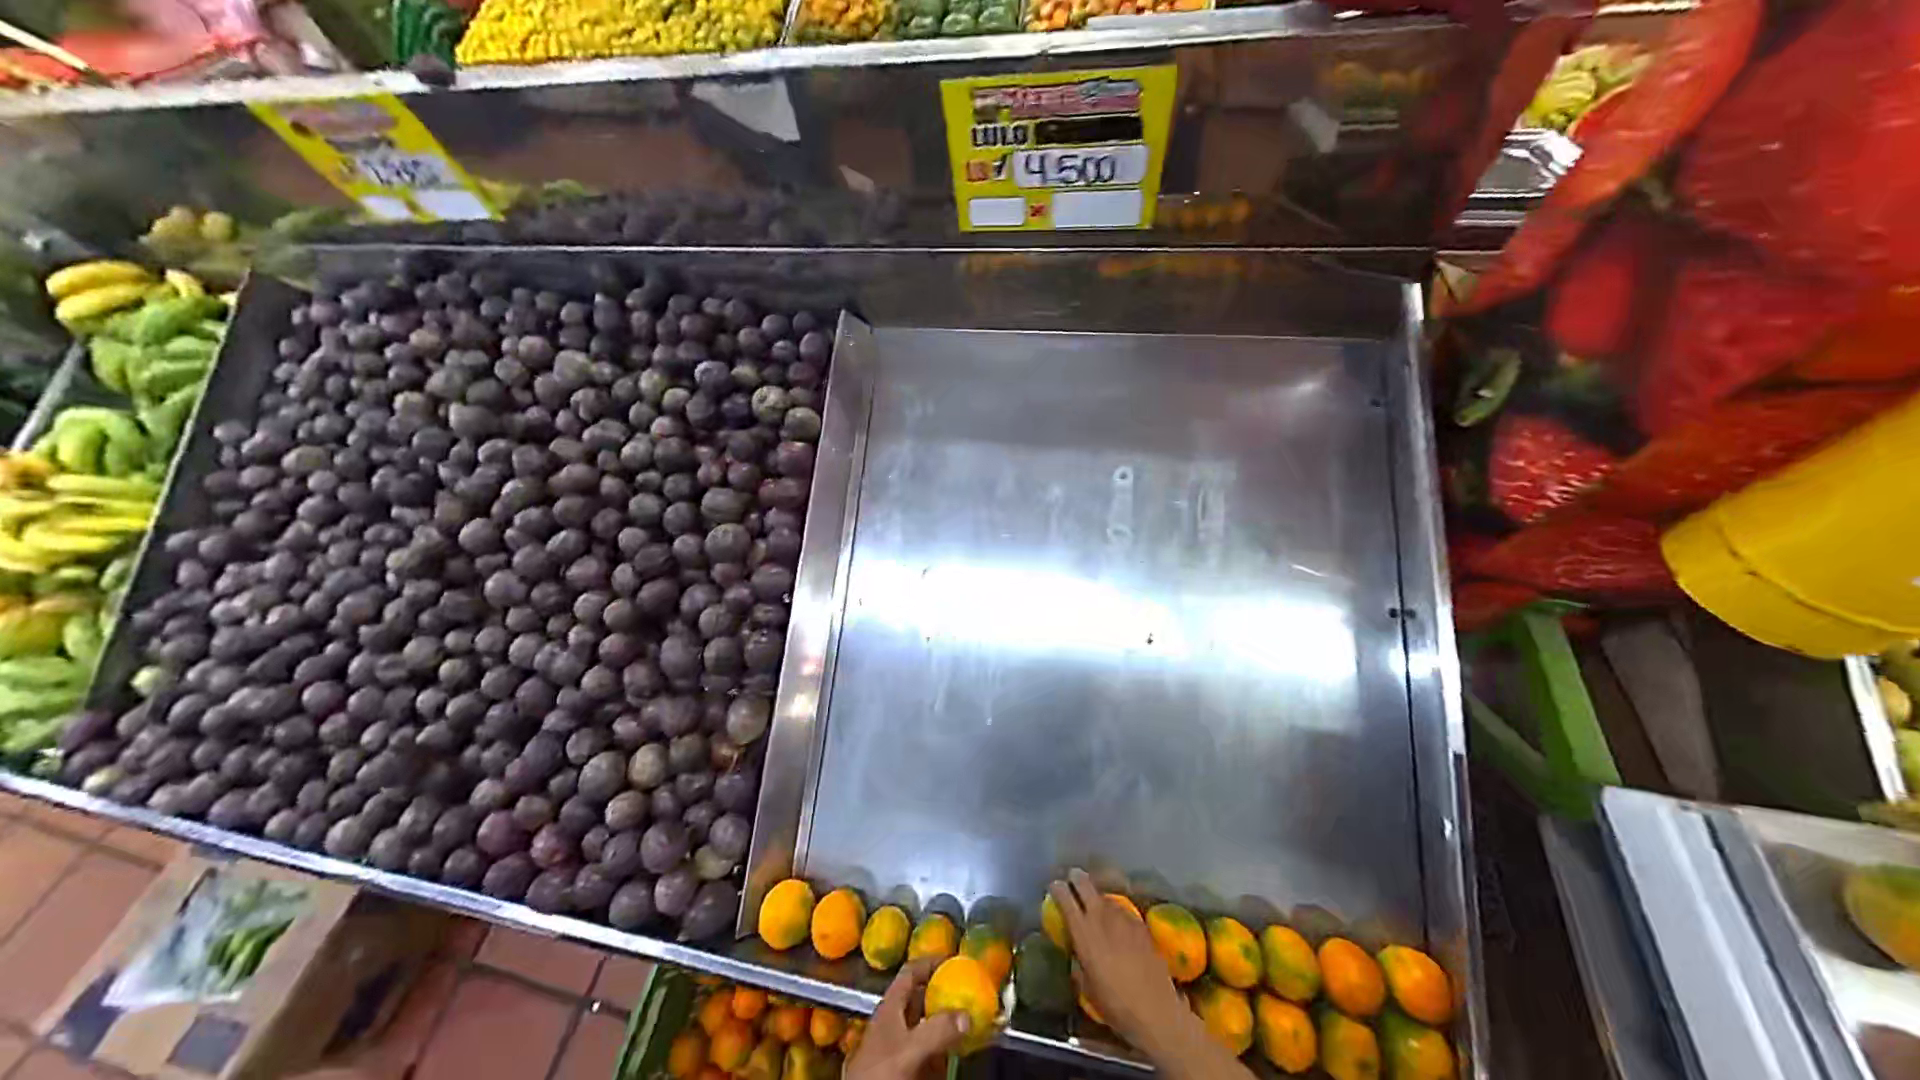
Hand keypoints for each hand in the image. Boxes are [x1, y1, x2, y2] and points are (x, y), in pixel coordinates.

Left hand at [843, 958, 970, 1079]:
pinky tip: (951, 1057)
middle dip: (941, 995)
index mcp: (890, 1007)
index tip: (952, 961)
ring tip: (964, 1024)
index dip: (930, 963)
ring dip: (942, 1025)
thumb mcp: (909, 1047)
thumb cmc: (879, 1072)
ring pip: (922, 1028)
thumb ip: (937, 1028)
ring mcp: (895, 1047)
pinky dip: (939, 1053)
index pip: (910, 973)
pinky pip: (924, 1054)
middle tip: (964, 995)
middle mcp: (892, 1023)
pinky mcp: (900, 1068)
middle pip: (919, 1000)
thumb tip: (966, 1015)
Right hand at [1049, 870, 1257, 1079]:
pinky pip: (1123, 910)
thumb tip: (1077, 953)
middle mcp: (1102, 919)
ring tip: (1095, 902)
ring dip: (1098, 896)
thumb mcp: (1087, 987)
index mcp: (1084, 933)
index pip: (1066, 900)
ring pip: (1106, 897)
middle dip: (1077, 879)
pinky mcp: (1142, 926)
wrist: (1155, 1011)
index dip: (1058, 889)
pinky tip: (1117, 921)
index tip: (1054, 886)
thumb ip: (1079, 963)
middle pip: (1086, 886)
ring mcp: (1124, 920)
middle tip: (1073, 876)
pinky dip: (1116, 910)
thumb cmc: (1115, 1004)